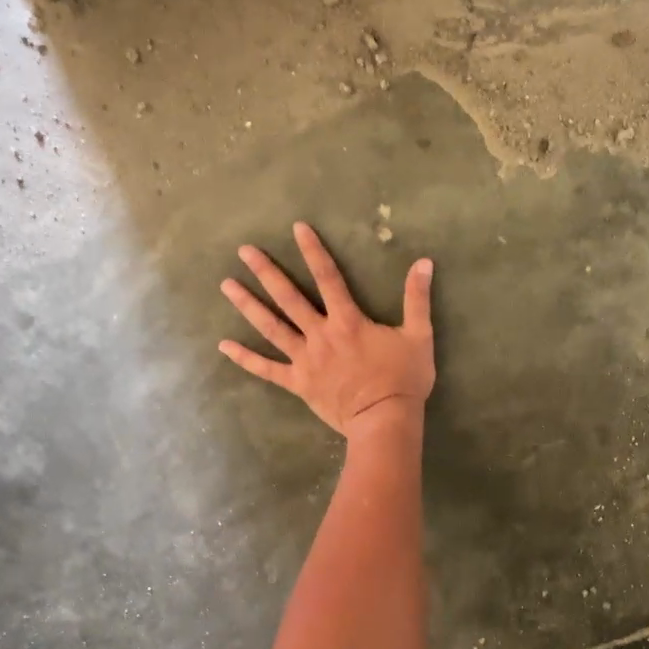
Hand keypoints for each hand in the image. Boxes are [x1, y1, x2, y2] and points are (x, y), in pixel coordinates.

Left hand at [218, 222, 435, 438]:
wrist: (384, 420)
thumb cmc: (403, 378)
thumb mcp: (419, 335)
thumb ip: (417, 298)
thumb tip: (424, 262)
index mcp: (348, 321)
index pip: (328, 278)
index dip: (313, 251)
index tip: (297, 228)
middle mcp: (320, 335)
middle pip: (289, 298)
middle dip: (267, 272)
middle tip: (244, 251)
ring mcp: (305, 360)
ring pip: (271, 328)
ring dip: (248, 305)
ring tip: (227, 285)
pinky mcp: (298, 383)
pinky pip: (267, 369)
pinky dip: (245, 358)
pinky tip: (224, 345)